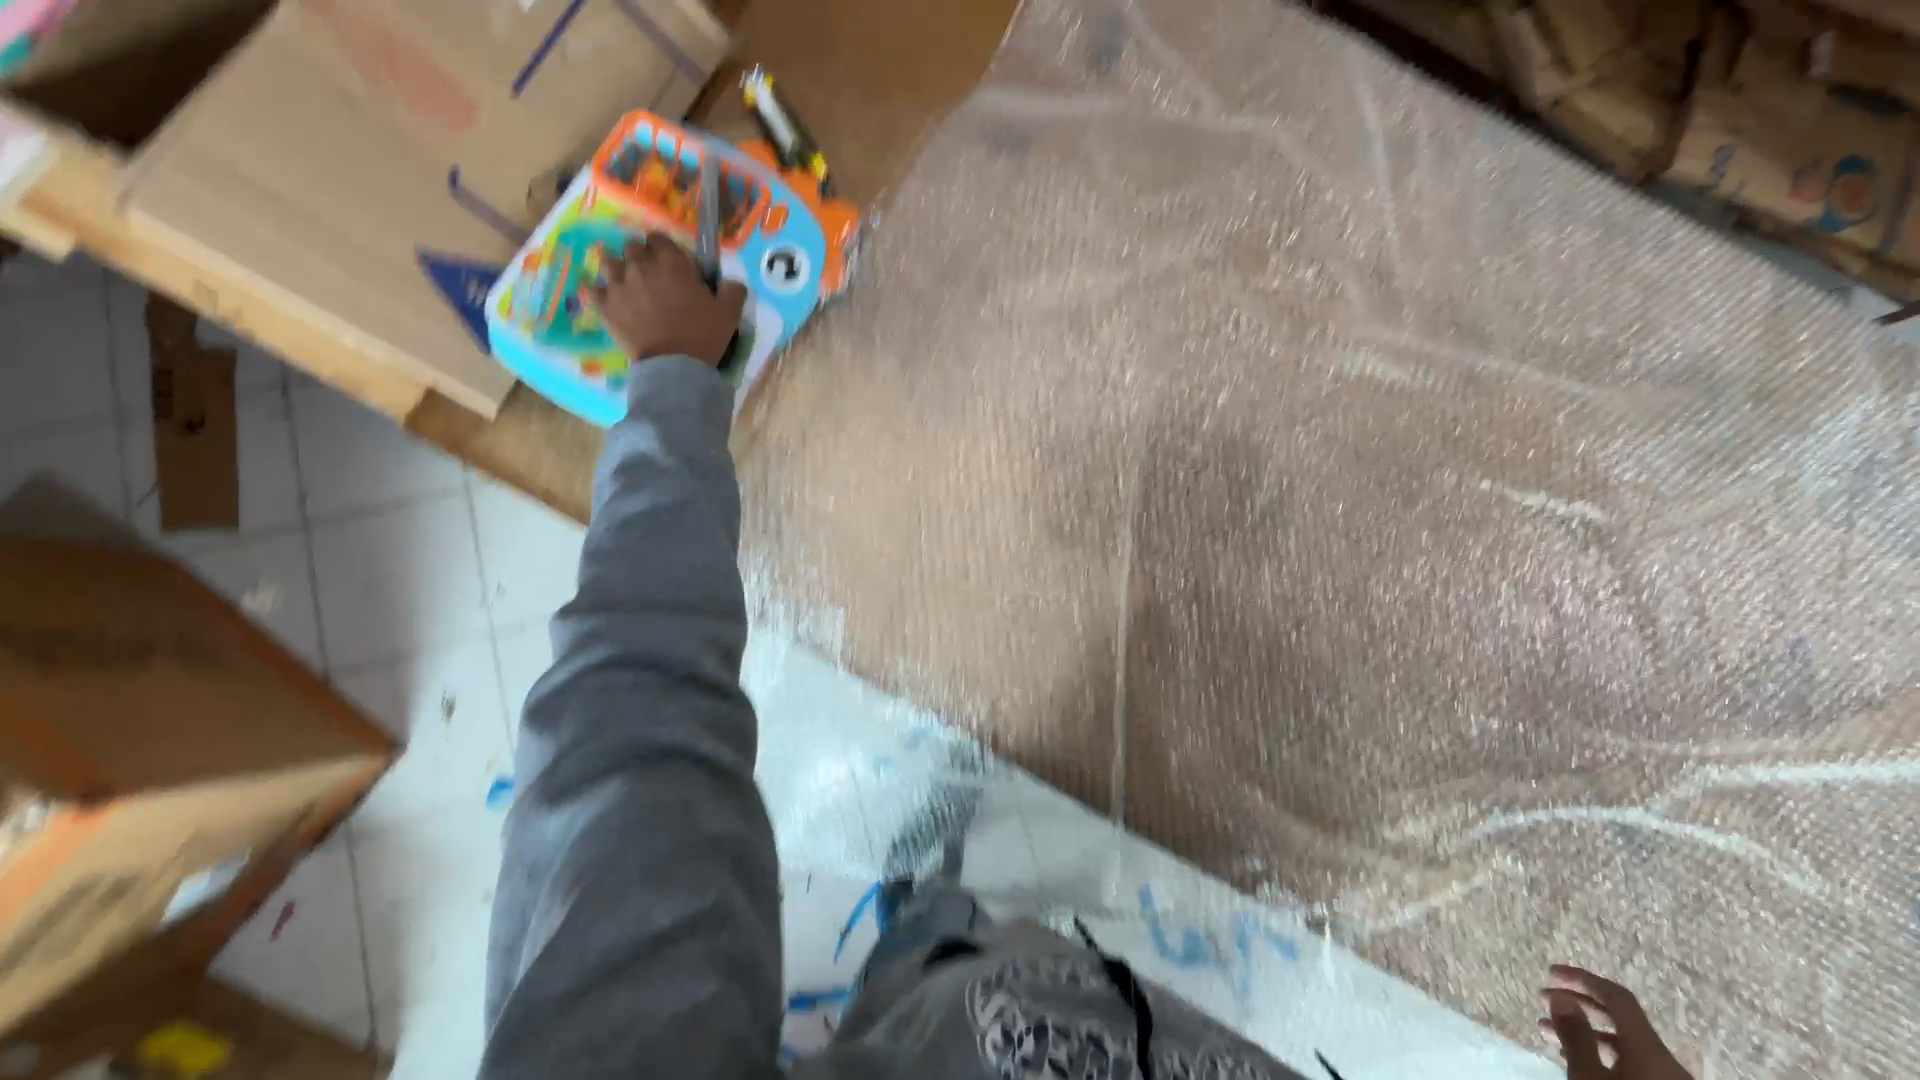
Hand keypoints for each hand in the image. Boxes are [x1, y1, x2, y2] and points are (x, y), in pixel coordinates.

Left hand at [589, 235, 747, 368]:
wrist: (674, 366)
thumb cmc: (703, 336)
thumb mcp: (729, 313)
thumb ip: (733, 291)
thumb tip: (732, 283)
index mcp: (672, 263)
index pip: (659, 238)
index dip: (662, 246)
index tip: (667, 257)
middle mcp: (641, 266)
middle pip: (632, 246)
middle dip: (639, 254)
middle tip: (647, 270)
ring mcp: (619, 284)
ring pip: (608, 260)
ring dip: (615, 265)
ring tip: (622, 278)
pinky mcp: (604, 306)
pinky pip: (592, 288)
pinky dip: (597, 289)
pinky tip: (602, 295)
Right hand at [1539, 965, 1692, 1079]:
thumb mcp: (1589, 1077)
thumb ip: (1576, 1036)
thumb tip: (1562, 997)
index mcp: (1649, 1048)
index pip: (1617, 997)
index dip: (1583, 979)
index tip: (1550, 972)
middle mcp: (1664, 1060)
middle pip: (1621, 1018)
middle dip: (1579, 1003)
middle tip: (1542, 998)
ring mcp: (1666, 1079)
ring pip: (1623, 1043)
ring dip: (1584, 1031)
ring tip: (1546, 1030)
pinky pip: (1630, 1062)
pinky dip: (1600, 1053)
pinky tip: (1576, 1060)